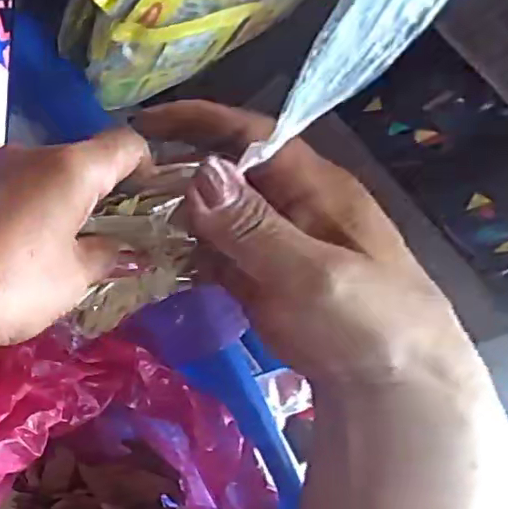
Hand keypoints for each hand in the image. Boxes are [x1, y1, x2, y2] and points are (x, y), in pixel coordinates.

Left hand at [0, 130, 148, 367]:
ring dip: (54, 203)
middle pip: (76, 160)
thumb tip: (125, 251)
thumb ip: (106, 256)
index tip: (148, 201)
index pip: (124, 145)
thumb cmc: (9, 287)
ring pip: (36, 178)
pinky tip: (13, 249)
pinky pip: (3, 194)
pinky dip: (19, 212)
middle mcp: (24, 156)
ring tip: (57, 247)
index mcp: (66, 166)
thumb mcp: (72, 278)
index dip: (146, 168)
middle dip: (96, 191)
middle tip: (105, 233)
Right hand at [135, 101, 484, 392]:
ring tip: (117, 213)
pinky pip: (207, 248)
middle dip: (172, 165)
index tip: (140, 123)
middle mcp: (289, 206)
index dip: (199, 121)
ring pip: (209, 211)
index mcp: (314, 189)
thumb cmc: (367, 325)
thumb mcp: (311, 273)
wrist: (393, 387)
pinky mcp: (254, 274)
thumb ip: (252, 226)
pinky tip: (146, 254)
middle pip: (223, 171)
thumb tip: (200, 172)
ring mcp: (270, 242)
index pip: (252, 136)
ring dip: (167, 208)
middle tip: (115, 178)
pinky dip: (177, 247)